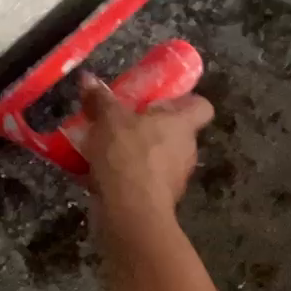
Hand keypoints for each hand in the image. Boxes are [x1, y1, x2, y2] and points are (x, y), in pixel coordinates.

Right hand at [77, 72, 214, 221]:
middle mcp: (186, 150)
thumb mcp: (108, 119)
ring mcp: (174, 179)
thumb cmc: (128, 154)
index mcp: (182, 125)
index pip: (202, 107)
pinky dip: (125, 176)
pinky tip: (98, 172)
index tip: (162, 100)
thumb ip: (99, 99)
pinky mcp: (158, 201)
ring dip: (135, 153)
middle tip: (123, 120)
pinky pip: (141, 180)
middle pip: (175, 132)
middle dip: (150, 127)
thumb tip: (87, 78)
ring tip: (105, 147)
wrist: (130, 212)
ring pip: (157, 158)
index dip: (186, 100)